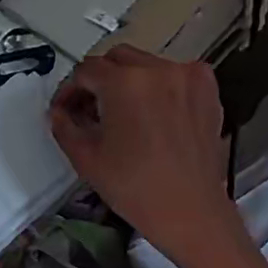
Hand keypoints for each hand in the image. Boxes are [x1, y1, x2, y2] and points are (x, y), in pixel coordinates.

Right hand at [49, 45, 247, 267]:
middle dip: (98, 80)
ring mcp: (188, 76)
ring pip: (145, 65)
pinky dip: (156, 88)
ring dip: (127, 82)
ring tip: (120, 115)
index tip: (65, 110)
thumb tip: (59, 112)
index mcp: (124, 83)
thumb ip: (65, 126)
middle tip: (89, 110)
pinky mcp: (207, 90)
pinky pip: (173, 76)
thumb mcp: (85, 158)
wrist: (188, 209)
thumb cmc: (132, 186)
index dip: (70, 89)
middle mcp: (158, 69)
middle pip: (116, 59)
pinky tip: (150, 116)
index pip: (86, 70)